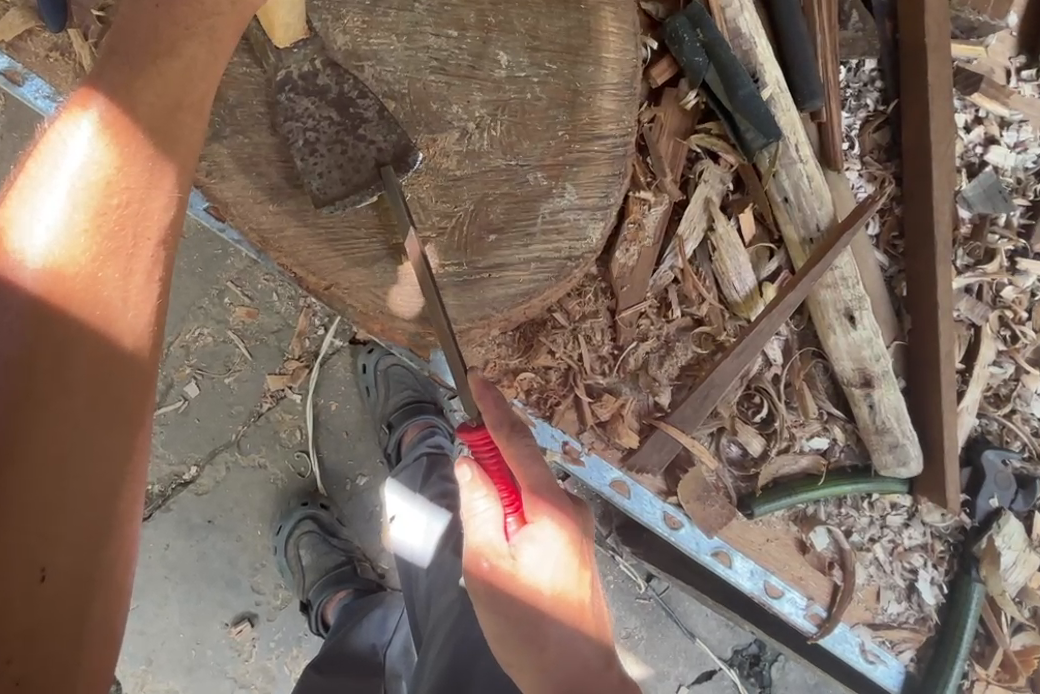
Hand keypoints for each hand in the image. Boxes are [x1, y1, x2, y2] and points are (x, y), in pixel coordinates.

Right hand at [455, 376, 640, 693]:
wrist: (578, 683)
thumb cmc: (529, 628)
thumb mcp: (486, 564)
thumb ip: (477, 505)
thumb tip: (469, 463)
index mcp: (549, 505)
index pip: (515, 440)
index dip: (493, 406)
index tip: (477, 377)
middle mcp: (569, 506)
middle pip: (522, 462)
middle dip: (489, 451)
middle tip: (461, 452)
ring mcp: (576, 525)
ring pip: (527, 490)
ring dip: (499, 490)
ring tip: (478, 529)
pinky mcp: (575, 544)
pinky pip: (537, 510)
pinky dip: (512, 509)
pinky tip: (497, 543)